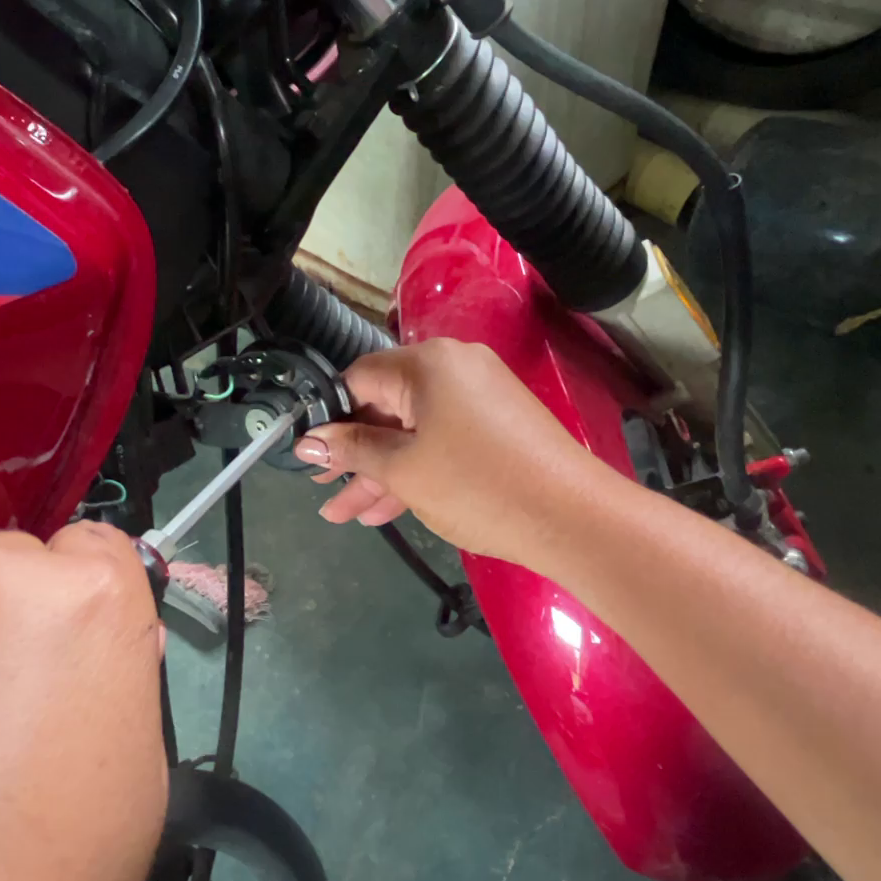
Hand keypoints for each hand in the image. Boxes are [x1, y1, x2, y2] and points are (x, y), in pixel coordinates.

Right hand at [293, 338, 622, 567]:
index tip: (310, 454)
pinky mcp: (496, 428)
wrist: (572, 516)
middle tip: (325, 489)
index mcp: (427, 364)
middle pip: (386, 407)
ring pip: (412, 432)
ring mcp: (478, 399)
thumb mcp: (404, 470)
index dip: (331, 417)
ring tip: (344, 514)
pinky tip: (385, 510)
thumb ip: (352, 450)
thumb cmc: (476, 485)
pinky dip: (415, 470)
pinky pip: (440, 442)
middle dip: (354, 454)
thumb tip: (307, 440)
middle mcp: (453, 369)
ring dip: (380, 472)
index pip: (359, 378)